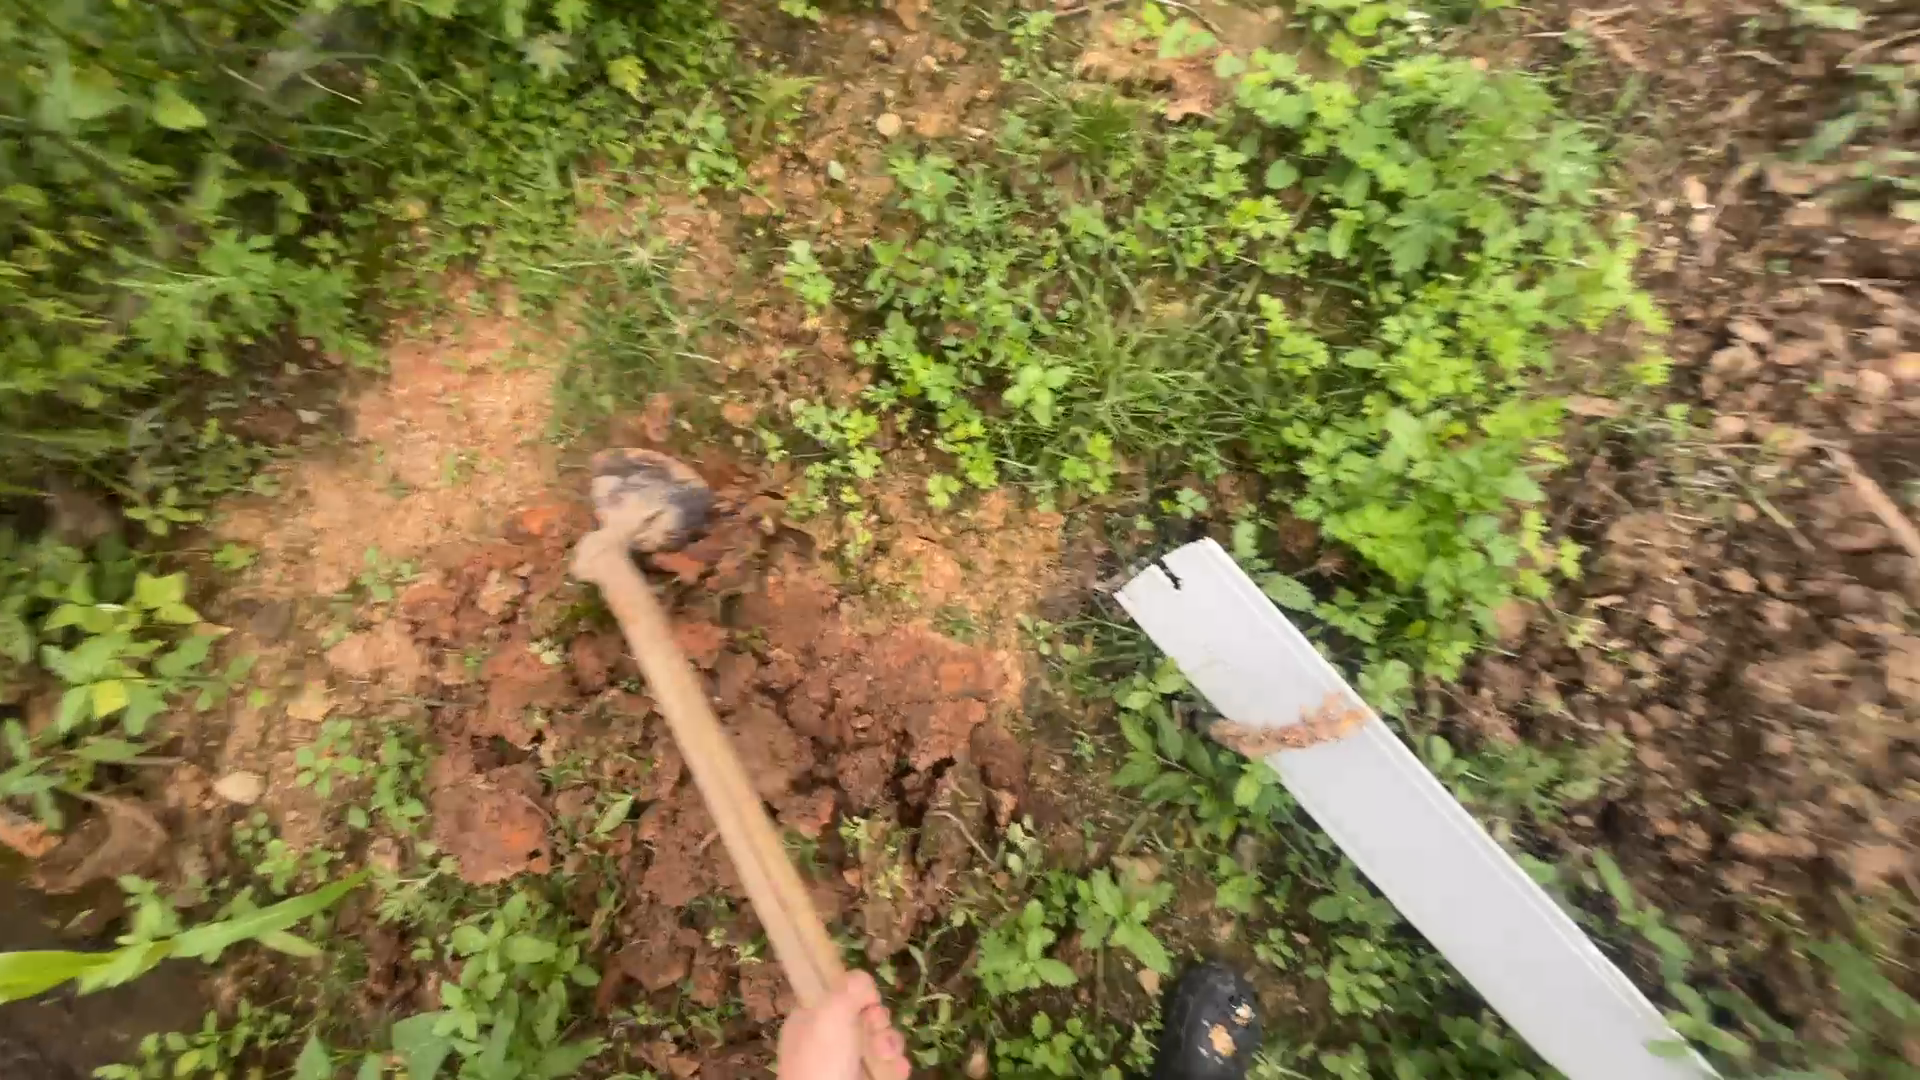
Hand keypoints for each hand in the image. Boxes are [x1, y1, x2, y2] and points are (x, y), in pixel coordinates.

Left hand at [776, 971, 910, 1079]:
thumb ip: (851, 987)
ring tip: (885, 1053)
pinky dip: (897, 1065)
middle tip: (875, 1026)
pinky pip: (891, 1065)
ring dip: (890, 1041)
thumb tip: (866, 985)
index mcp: (810, 1021)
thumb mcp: (830, 1012)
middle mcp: (829, 1042)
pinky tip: (895, 1068)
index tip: (866, 997)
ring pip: (882, 1039)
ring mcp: (849, 1065)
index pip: (838, 994)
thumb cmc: (822, 1061)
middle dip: (878, 1018)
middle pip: (866, 1014)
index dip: (856, 993)